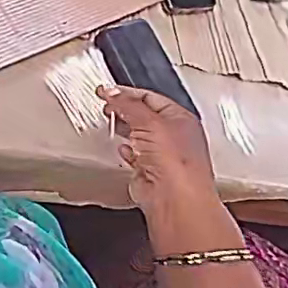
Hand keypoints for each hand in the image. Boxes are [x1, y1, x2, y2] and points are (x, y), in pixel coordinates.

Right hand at [97, 85, 232, 244]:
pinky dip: (126, 150)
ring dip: (123, 129)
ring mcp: (161, 154)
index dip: (127, 93)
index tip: (107, 91)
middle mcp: (173, 135)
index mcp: (180, 118)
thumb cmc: (176, 162)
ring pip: (138, 135)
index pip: (150, 97)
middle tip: (106, 105)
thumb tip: (112, 93)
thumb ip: (127, 105)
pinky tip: (122, 148)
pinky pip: (134, 155)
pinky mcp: (149, 170)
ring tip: (110, 122)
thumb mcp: (148, 121)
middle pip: (143, 115)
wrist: (173, 196)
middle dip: (124, 109)